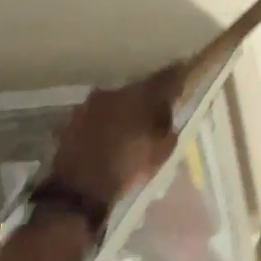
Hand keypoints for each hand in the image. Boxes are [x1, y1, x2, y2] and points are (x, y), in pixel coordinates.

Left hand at [50, 65, 184, 203]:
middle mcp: (115, 91)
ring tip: (132, 125)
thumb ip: (168, 129)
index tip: (186, 71)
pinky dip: (109, 119)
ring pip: (118, 99)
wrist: (77, 189)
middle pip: (140, 88)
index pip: (167, 77)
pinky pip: (100, 112)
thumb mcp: (161, 153)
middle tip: (158, 109)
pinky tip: (112, 134)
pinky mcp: (74, 117)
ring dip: (127, 108)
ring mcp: (91, 103)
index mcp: (141, 96)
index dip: (179, 74)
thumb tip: (167, 117)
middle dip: (150, 96)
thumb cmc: (126, 168)